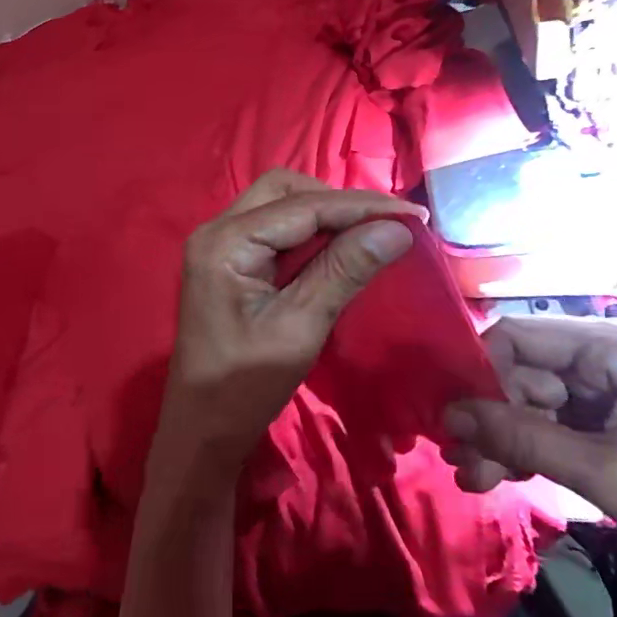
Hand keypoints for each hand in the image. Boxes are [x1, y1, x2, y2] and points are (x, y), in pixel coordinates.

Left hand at [161, 169, 424, 466]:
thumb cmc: (245, 385)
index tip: (415, 214)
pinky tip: (341, 247)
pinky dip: (308, 233)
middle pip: (283, 190)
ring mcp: (218, 244)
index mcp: (225, 242)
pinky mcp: (227, 261)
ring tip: (373, 233)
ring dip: (325, 214)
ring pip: (278, 205)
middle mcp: (215, 230)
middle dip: (338, 201)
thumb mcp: (300, 327)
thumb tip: (396, 229)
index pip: (301, 206)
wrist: (201, 426)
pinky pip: (273, 230)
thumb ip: (343, 271)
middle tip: (387, 224)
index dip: (360, 206)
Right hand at [444, 315, 616, 592]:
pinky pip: (558, 421)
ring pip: (535, 399)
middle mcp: (613, 355)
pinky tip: (505, 475)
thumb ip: (522, 437)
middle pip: (523, 371)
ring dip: (504, 437)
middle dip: (489, 417)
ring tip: (477, 480)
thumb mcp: (608, 474)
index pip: (519, 336)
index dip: (480, 373)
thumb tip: (449, 413)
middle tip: (463, 465)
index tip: (457, 421)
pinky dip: (531, 447)